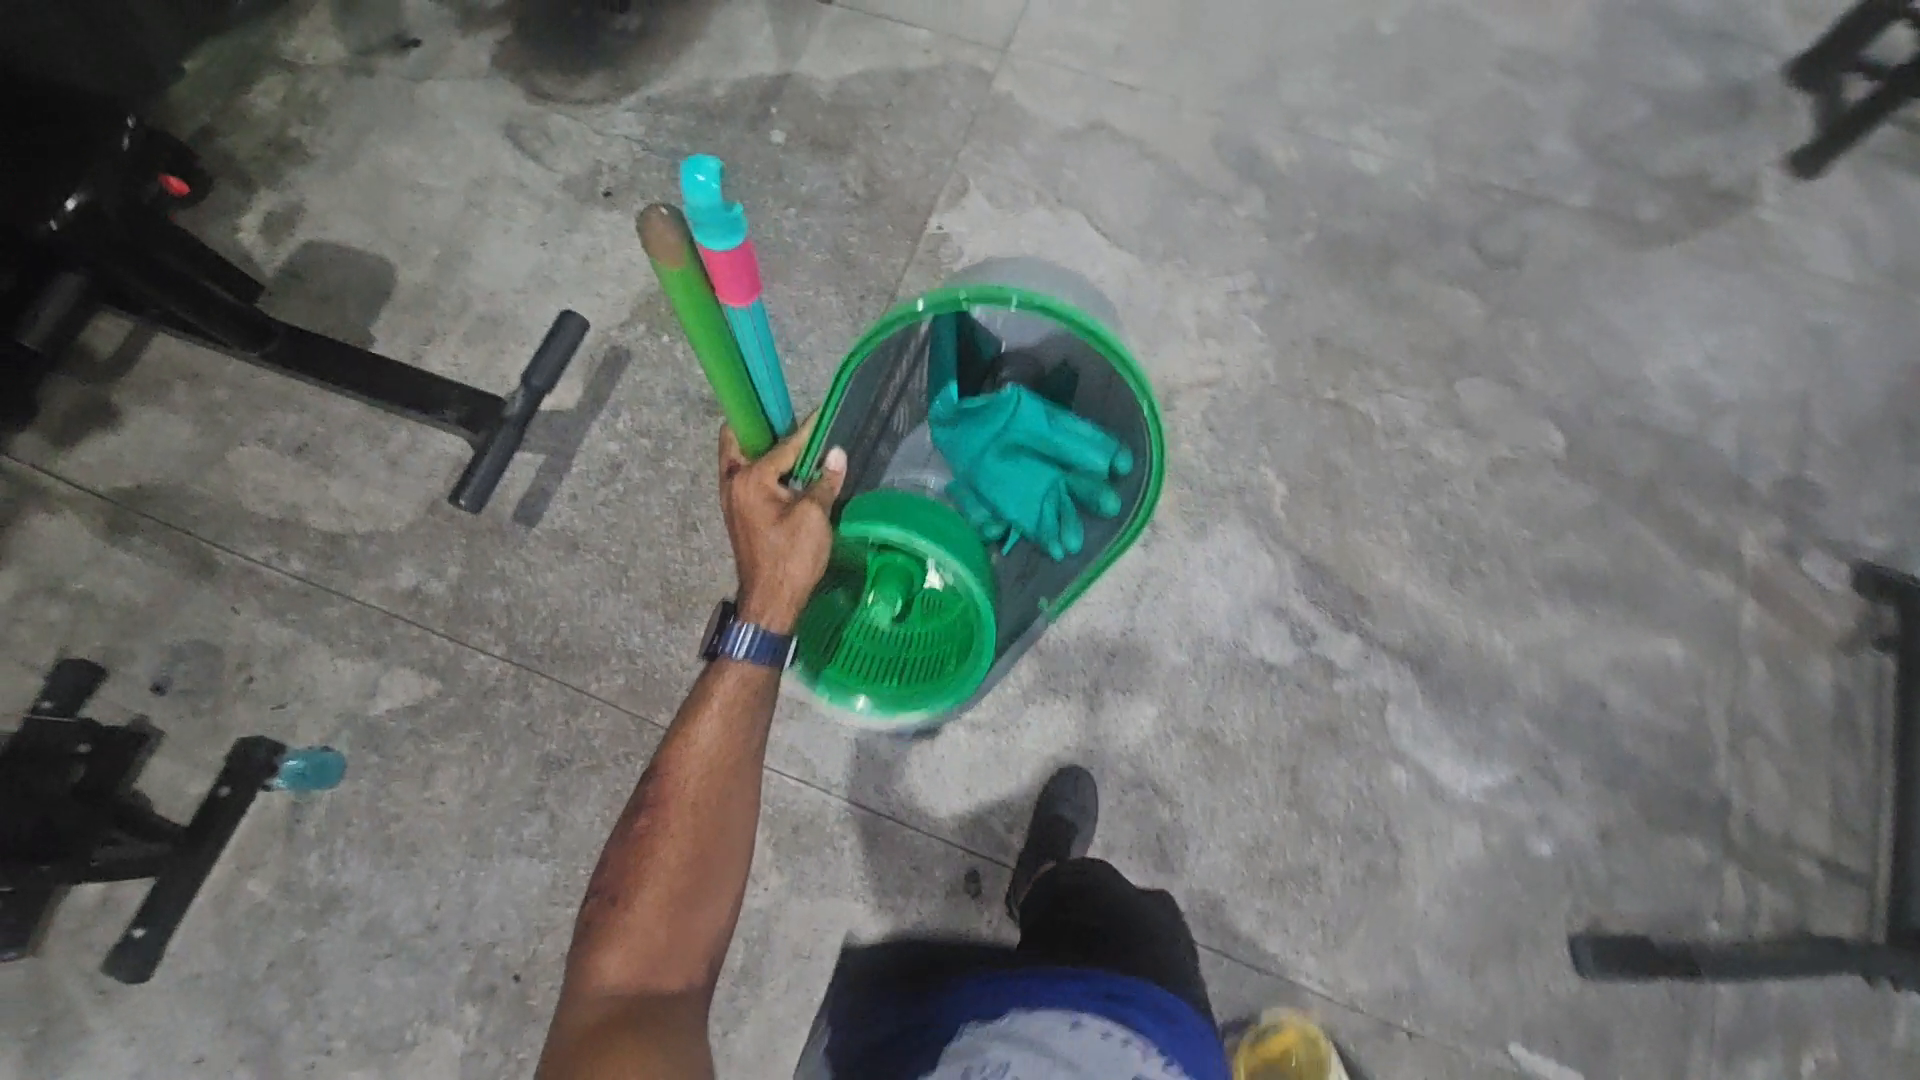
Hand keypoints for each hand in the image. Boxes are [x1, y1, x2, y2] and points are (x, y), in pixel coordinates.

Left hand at [719, 416, 847, 634]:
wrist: (771, 602)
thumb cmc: (792, 558)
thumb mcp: (814, 516)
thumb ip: (823, 481)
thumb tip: (836, 454)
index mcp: (749, 478)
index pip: (782, 444)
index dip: (806, 430)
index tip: (822, 414)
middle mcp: (732, 482)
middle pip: (738, 439)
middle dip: (762, 426)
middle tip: (790, 423)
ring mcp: (731, 499)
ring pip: (740, 458)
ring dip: (761, 448)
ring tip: (792, 445)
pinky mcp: (738, 513)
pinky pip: (746, 477)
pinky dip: (763, 468)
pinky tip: (787, 474)